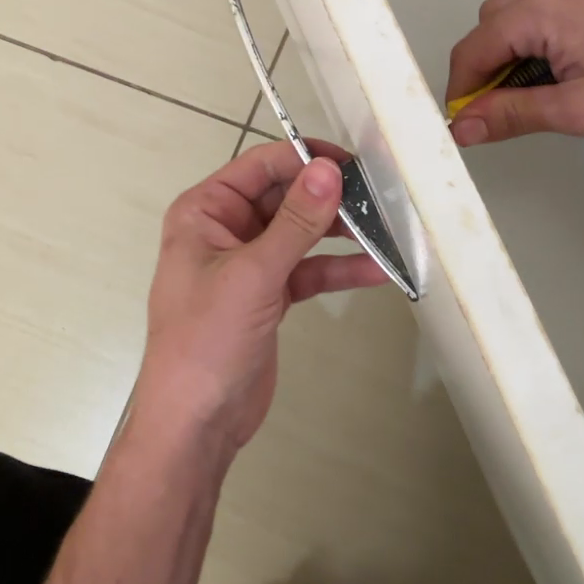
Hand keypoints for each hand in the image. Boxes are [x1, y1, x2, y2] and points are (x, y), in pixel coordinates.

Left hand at [130, 140, 388, 459]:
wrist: (195, 424)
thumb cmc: (207, 339)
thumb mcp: (254, 274)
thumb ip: (296, 221)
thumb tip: (330, 170)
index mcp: (205, 211)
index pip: (261, 166)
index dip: (305, 159)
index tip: (353, 163)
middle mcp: (227, 228)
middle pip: (286, 197)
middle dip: (330, 198)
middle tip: (380, 196)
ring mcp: (251, 262)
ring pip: (303, 233)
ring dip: (342, 234)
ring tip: (387, 230)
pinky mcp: (271, 294)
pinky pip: (310, 269)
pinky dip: (340, 269)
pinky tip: (378, 270)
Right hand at [446, 0, 583, 144]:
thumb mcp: (579, 110)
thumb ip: (513, 114)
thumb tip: (460, 128)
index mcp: (543, 10)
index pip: (474, 46)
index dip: (461, 88)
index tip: (464, 127)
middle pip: (490, 27)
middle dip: (484, 71)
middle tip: (502, 115)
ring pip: (514, 20)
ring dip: (509, 59)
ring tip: (534, 99)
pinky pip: (541, 15)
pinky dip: (534, 46)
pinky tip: (559, 76)